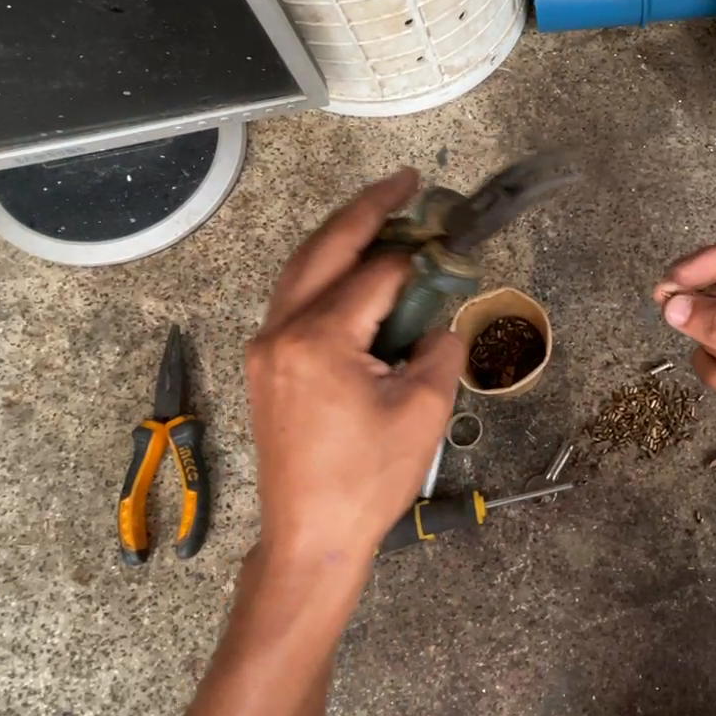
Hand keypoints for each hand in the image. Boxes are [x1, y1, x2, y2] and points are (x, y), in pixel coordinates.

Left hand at [245, 168, 466, 573]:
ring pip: (302, 270)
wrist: (311, 535)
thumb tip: (438, 323)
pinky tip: (356, 270)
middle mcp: (280, 331)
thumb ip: (440, 349)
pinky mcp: (266, 365)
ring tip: (384, 213)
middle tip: (406, 181)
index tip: (450, 244)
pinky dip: (328, 274)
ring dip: (343, 237)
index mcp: (319, 339)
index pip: (376, 275)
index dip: (418, 258)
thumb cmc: (369, 477)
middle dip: (366, 208)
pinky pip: (297, 299)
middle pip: (324, 249)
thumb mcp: (426, 409)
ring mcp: (265, 347)